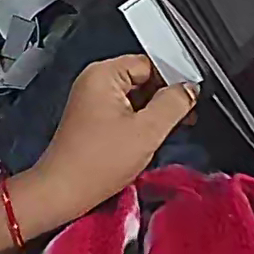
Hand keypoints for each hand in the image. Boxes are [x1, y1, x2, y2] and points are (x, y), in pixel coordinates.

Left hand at [19, 56, 197, 232]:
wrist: (65, 189)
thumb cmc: (100, 160)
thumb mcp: (147, 131)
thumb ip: (173, 104)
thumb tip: (189, 89)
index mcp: (103, 74)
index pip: (149, 64)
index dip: (172, 81)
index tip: (189, 101)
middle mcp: (94, 80)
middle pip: (141, 78)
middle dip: (163, 99)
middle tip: (181, 120)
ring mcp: (91, 98)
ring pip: (134, 96)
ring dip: (152, 113)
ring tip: (162, 134)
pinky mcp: (91, 116)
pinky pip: (123, 109)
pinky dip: (138, 121)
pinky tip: (146, 139)